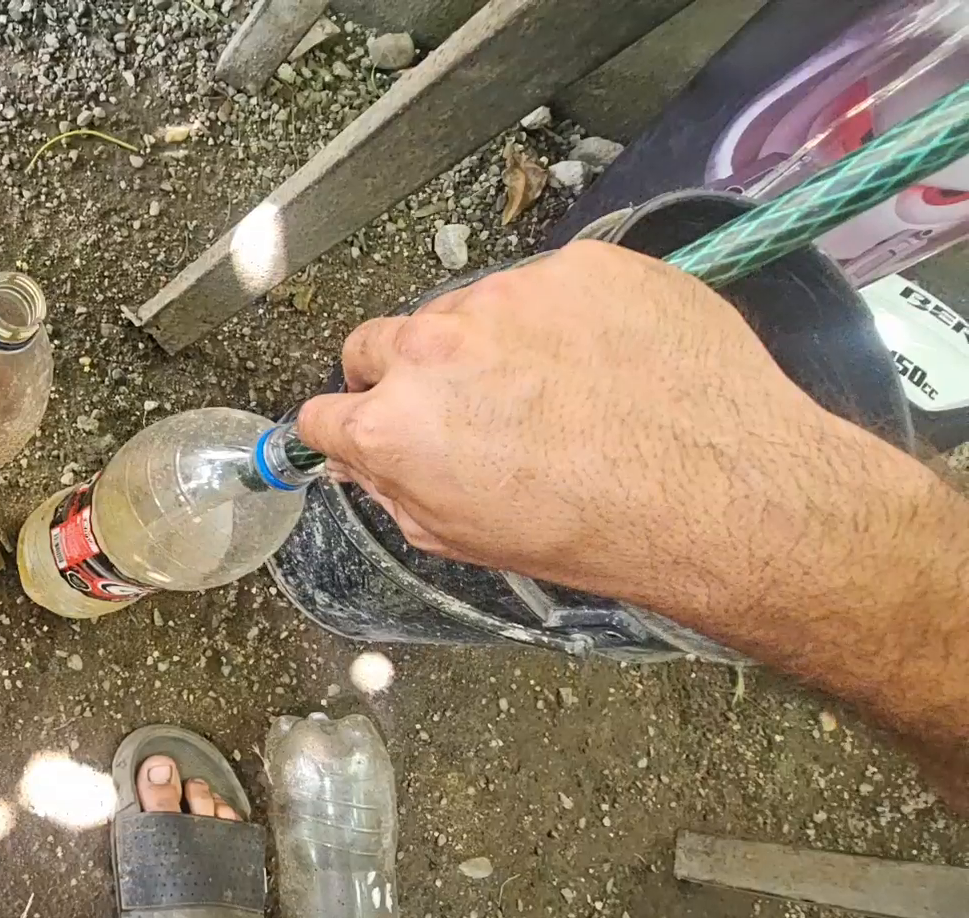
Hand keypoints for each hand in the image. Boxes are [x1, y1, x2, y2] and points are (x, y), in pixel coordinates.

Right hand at [297, 239, 968, 815]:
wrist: (719, 495)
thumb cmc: (576, 531)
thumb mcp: (448, 532)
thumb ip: (383, 485)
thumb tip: (353, 453)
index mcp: (388, 425)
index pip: (318, 414)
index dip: (339, 429)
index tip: (361, 432)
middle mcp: (428, 350)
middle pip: (368, 345)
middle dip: (391, 375)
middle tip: (448, 403)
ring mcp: (501, 298)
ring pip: (452, 312)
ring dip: (471, 343)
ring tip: (539, 382)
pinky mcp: (574, 265)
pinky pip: (531, 287)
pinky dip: (544, 318)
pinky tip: (588, 357)